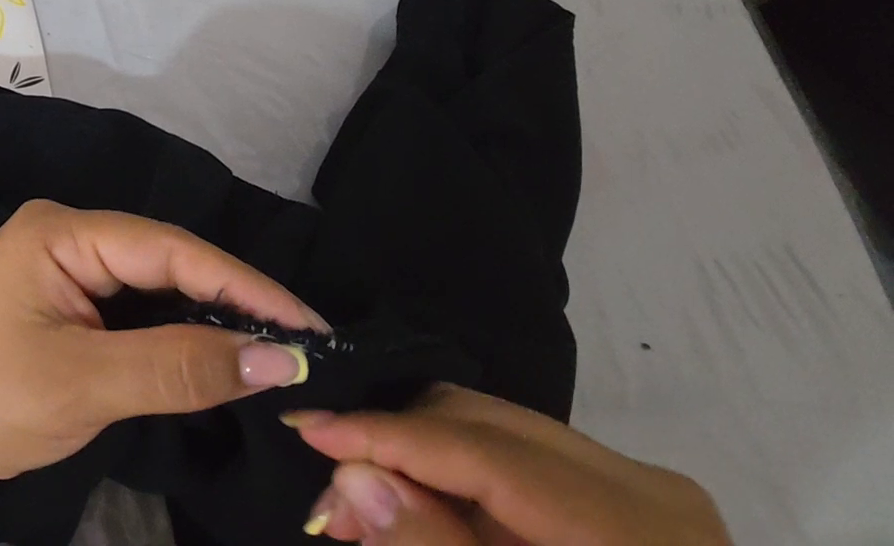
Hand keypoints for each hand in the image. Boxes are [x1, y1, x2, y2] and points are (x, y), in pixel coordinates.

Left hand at [0, 198, 327, 480]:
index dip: (242, 283)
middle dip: (230, 301)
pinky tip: (214, 355)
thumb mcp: (85, 383)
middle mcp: (63, 237)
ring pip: (153, 288)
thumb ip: (180, 366)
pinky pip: (133, 311)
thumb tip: (280, 358)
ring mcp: (62, 270)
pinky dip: (174, 335)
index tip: (309, 322)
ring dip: (206, 320)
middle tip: (302, 342)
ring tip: (275, 350)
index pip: (168, 248)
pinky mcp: (64, 306)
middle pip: (164, 262)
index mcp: (58, 232)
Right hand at [286, 383, 731, 545]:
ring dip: (411, 458)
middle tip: (330, 491)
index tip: (305, 426)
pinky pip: (505, 454)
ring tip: (359, 507)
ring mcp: (632, 482)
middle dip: (391, 445)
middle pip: (476, 420)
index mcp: (634, 524)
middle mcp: (640, 483)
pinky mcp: (616, 493)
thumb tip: (352, 476)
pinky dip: (447, 476)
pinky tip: (411, 506)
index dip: (388, 435)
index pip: (484, 449)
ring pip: (483, 427)